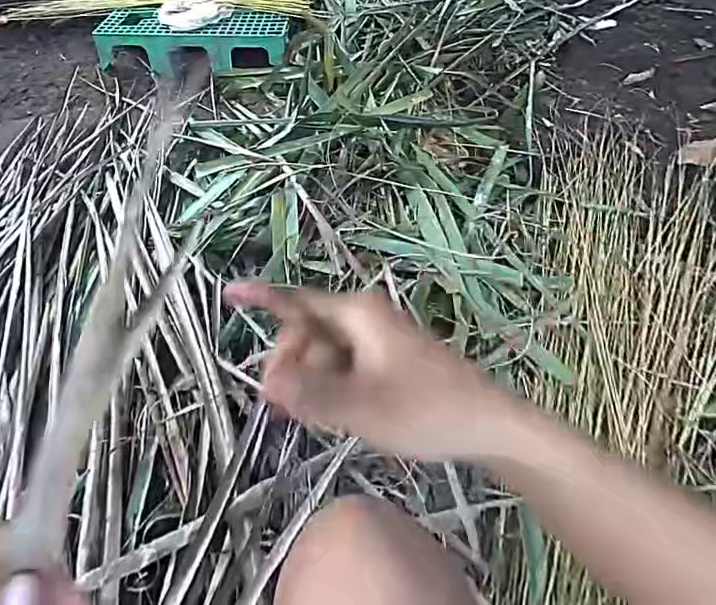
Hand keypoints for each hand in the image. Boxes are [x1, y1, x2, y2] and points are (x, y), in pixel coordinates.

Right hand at [224, 282, 523, 461]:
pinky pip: (341, 366)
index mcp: (357, 313)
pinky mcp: (382, 359)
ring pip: (322, 355)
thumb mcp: (362, 406)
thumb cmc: (425, 409)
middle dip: (292, 367)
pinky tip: (334, 415)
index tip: (230, 292)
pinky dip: (330, 388)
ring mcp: (374, 338)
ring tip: (318, 420)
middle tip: (284, 410)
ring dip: (311, 384)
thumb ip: (311, 393)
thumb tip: (268, 381)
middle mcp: (362, 317)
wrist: (485, 423)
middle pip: (307, 334)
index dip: (262, 297)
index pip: (298, 301)